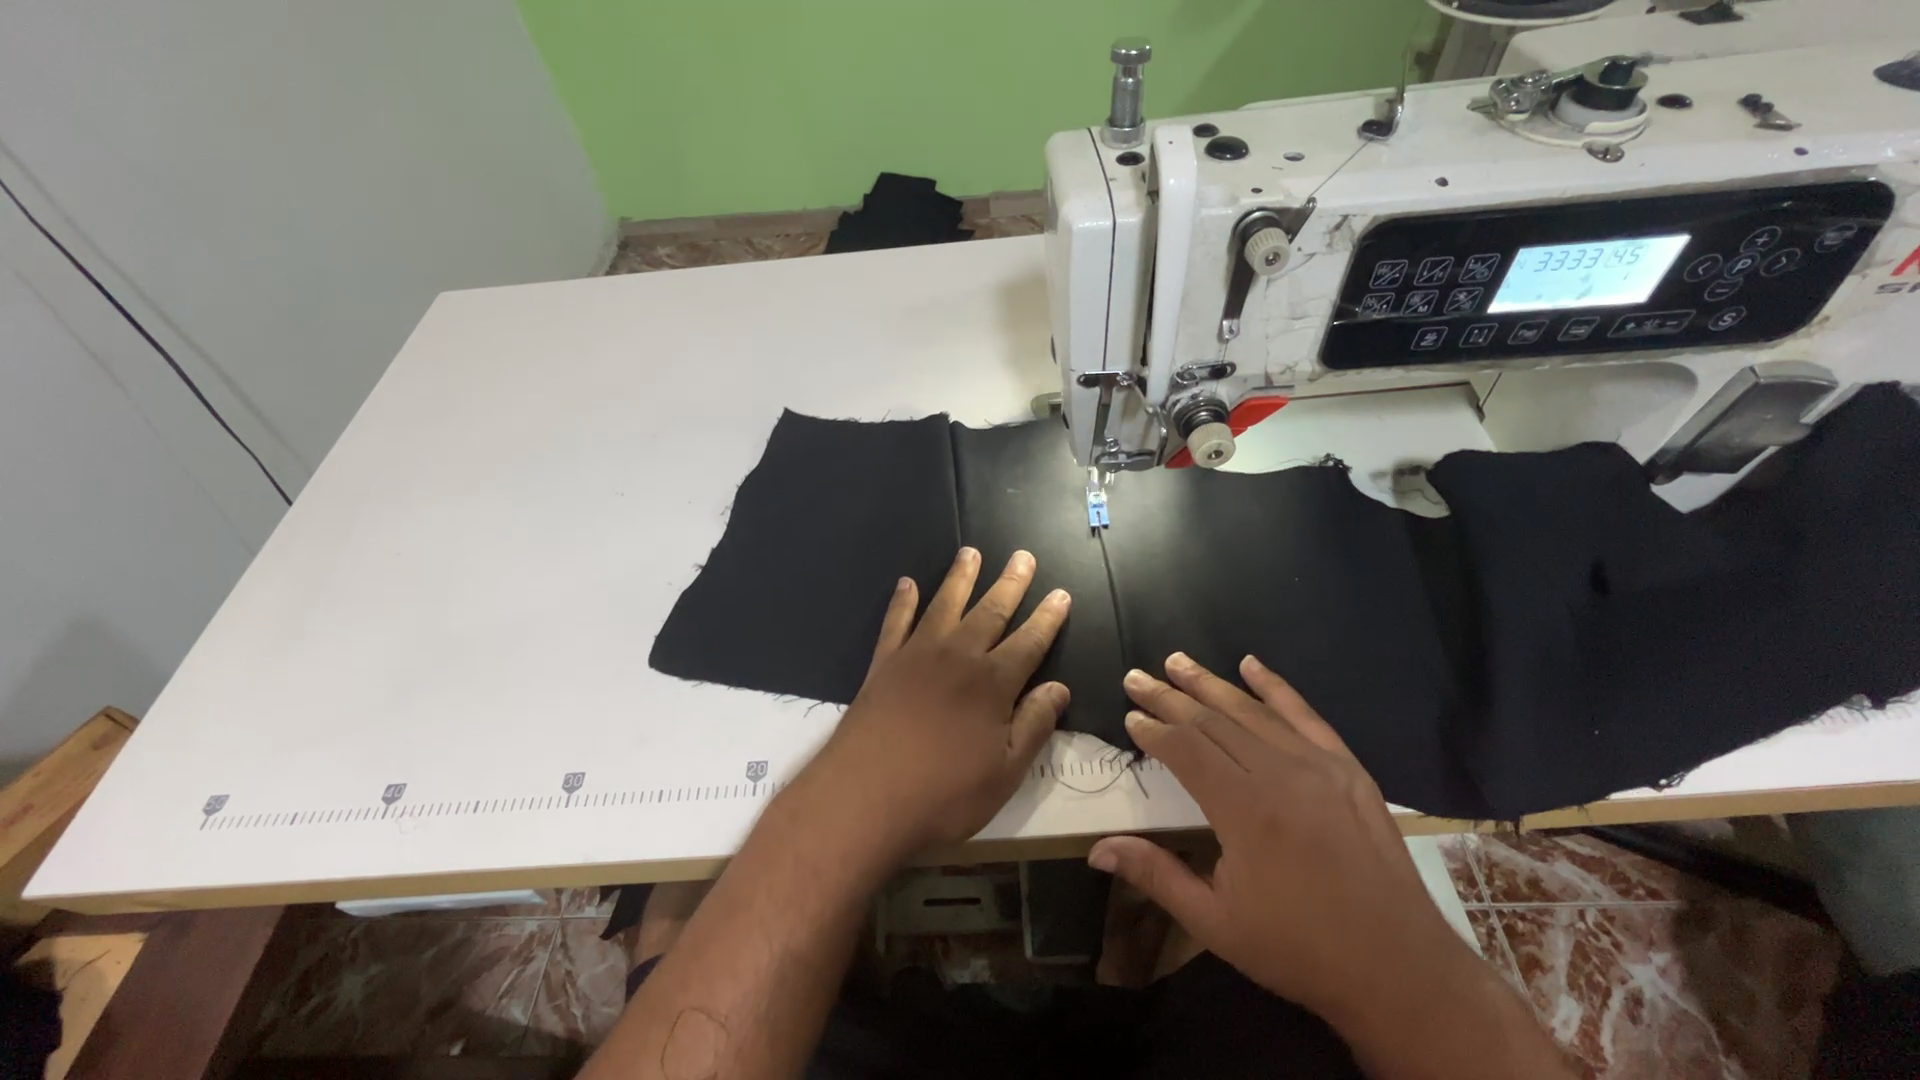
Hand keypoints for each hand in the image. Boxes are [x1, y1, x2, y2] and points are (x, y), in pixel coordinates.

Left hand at [799, 547, 1070, 856]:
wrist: (863, 797)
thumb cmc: (943, 794)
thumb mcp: (1005, 772)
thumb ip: (1033, 726)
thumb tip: (1059, 687)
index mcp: (993, 684)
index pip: (1030, 642)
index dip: (1048, 618)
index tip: (1061, 593)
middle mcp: (958, 658)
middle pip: (990, 612)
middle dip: (1010, 584)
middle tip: (1023, 556)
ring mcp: (916, 656)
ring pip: (944, 605)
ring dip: (960, 578)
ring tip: (971, 553)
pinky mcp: (883, 665)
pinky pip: (896, 622)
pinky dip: (903, 601)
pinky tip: (907, 584)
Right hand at [1087, 653, 1478, 1025]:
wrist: (1398, 967)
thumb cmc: (1298, 949)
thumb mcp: (1215, 923)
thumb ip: (1156, 876)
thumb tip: (1097, 849)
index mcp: (1244, 811)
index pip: (1186, 751)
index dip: (1154, 730)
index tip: (1130, 715)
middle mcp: (1281, 775)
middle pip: (1214, 722)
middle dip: (1171, 698)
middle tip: (1136, 677)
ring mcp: (1321, 767)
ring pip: (1254, 712)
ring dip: (1212, 684)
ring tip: (1177, 661)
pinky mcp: (1350, 770)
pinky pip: (1306, 717)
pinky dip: (1276, 688)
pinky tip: (1252, 664)